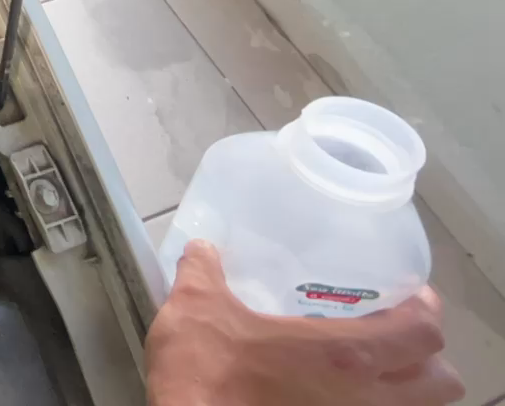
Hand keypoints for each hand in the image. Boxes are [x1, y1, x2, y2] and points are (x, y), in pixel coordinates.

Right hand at [147, 241, 461, 405]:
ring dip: (408, 383)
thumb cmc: (206, 360)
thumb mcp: (195, 301)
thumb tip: (205, 248)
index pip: (420, 334)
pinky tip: (334, 386)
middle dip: (427, 354)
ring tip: (367, 361)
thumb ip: (203, 268)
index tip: (407, 291)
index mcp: (343, 353)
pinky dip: (376, 400)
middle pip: (444, 381)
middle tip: (388, 328)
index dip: (424, 309)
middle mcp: (369, 393)